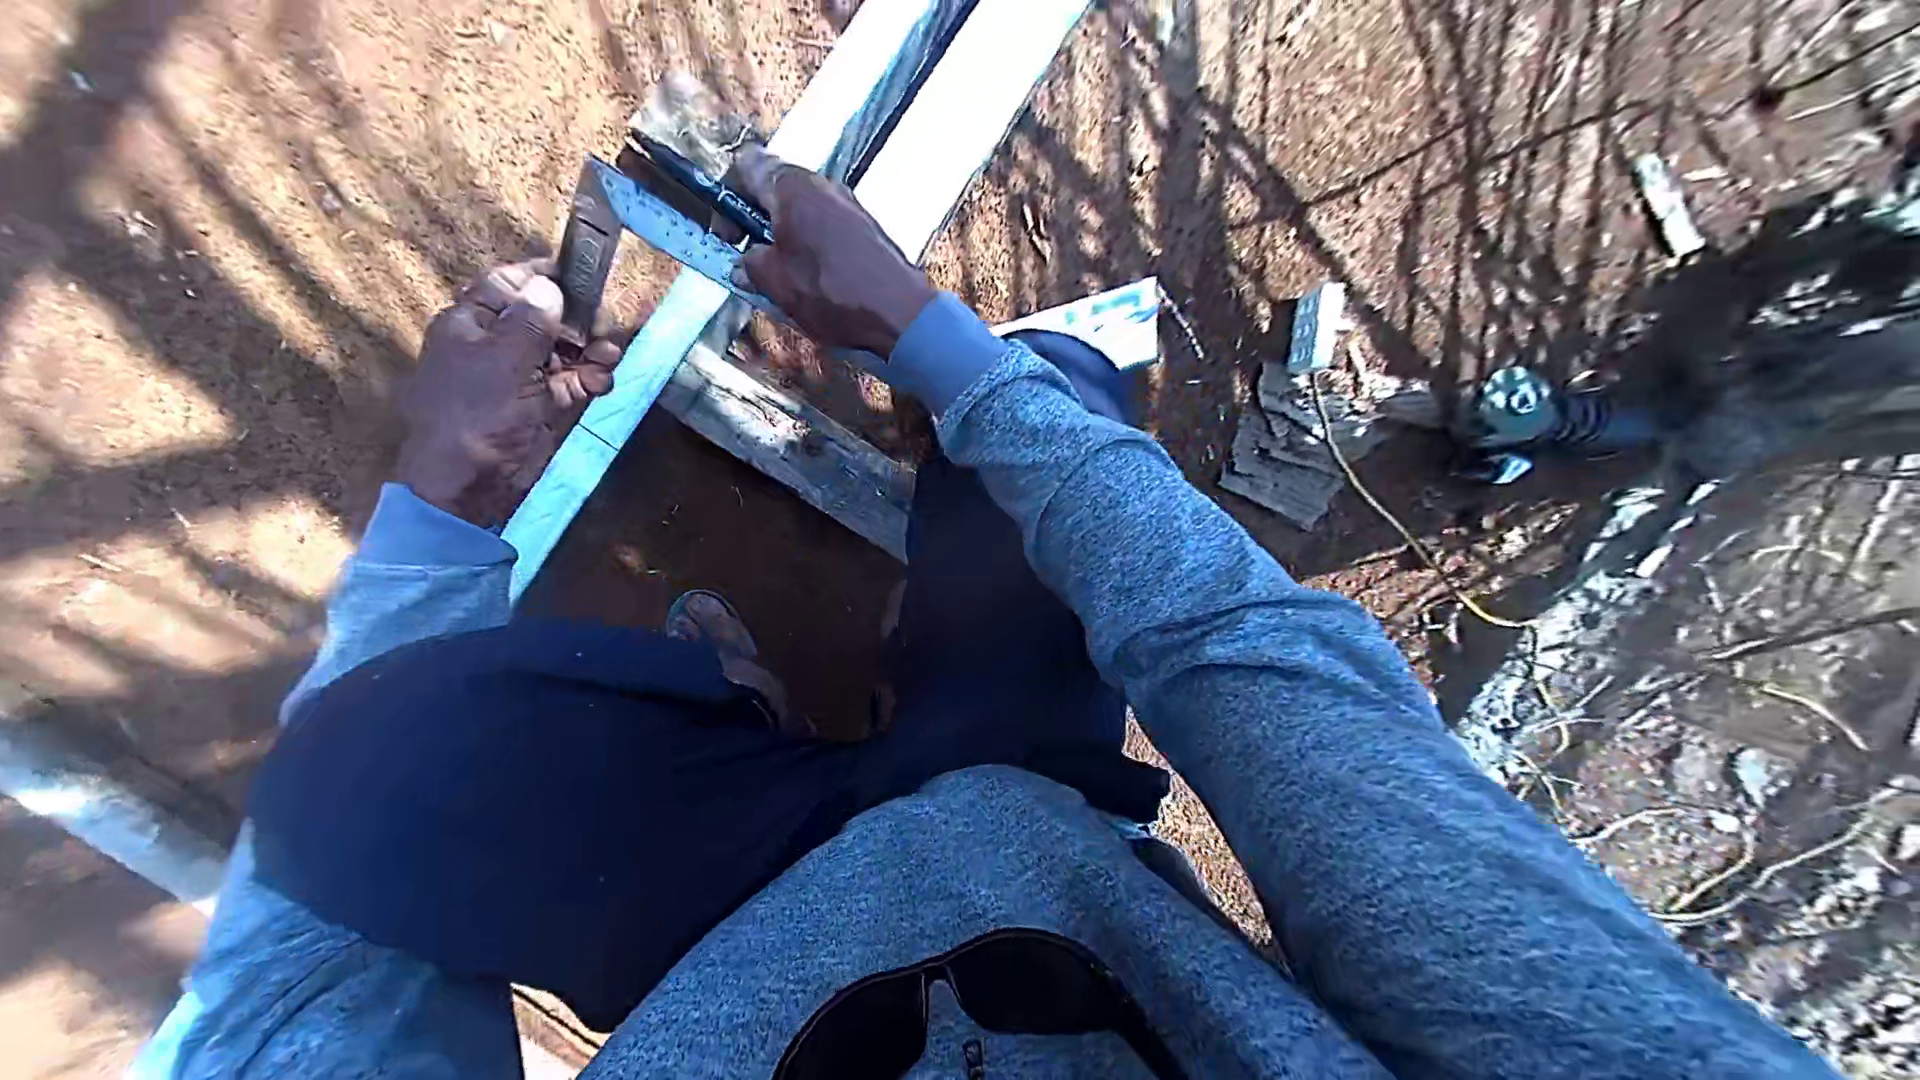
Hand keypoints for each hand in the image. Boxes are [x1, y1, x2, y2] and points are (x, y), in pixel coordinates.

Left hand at [395, 260, 618, 526]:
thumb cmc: (475, 416)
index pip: (508, 286)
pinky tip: (602, 381)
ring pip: (566, 351)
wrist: (471, 481)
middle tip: (603, 327)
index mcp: (471, 325)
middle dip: (578, 321)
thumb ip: (529, 323)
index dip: (541, 277)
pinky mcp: (546, 404)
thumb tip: (549, 286)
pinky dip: (592, 379)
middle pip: (546, 318)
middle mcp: (499, 346)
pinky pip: (575, 381)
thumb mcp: (501, 362)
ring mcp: (525, 376)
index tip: (580, 275)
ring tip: (610, 356)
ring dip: (591, 351)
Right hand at [728, 146, 936, 356]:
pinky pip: (828, 232)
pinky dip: (814, 251)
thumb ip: (751, 266)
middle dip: (757, 224)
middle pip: (776, 192)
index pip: (745, 166)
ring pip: (803, 215)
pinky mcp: (868, 230)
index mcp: (792, 185)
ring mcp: (850, 206)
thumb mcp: (777, 283)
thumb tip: (743, 264)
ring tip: (786, 282)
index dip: (725, 197)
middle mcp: (823, 185)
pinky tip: (816, 286)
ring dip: (787, 242)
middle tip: (753, 262)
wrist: (900, 314)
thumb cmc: (833, 294)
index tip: (726, 235)